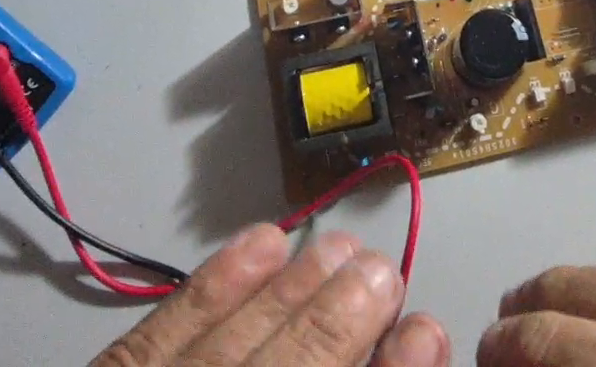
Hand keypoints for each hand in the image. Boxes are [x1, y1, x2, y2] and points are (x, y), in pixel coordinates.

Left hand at [92, 224, 448, 366]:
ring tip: (341, 248)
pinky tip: (263, 242)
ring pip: (235, 339)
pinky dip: (218, 281)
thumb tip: (399, 358)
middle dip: (343, 316)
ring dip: (293, 287)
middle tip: (383, 270)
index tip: (427, 334)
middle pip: (292, 366)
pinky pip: (168, 325)